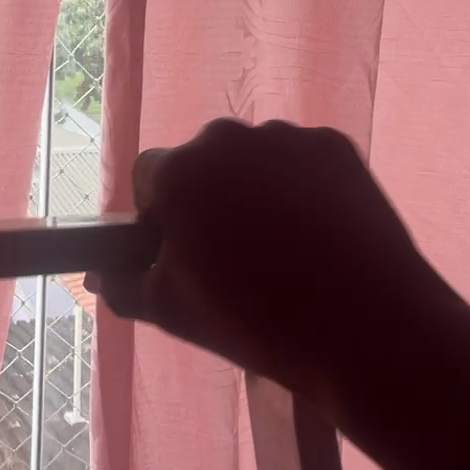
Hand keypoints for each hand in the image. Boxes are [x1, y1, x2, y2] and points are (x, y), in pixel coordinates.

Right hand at [91, 118, 463, 412]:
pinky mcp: (335, 143)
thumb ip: (122, 285)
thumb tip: (97, 275)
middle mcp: (225, 137)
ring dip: (254, 188)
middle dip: (208, 197)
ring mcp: (284, 135)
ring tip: (285, 247)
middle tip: (236, 254)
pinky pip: (300, 159)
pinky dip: (301, 186)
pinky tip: (320, 232)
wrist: (372, 334)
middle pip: (201, 162)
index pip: (148, 177)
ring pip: (251, 158)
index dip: (160, 216)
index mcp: (177, 171)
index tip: (185, 253)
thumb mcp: (171, 311)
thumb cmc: (255, 322)